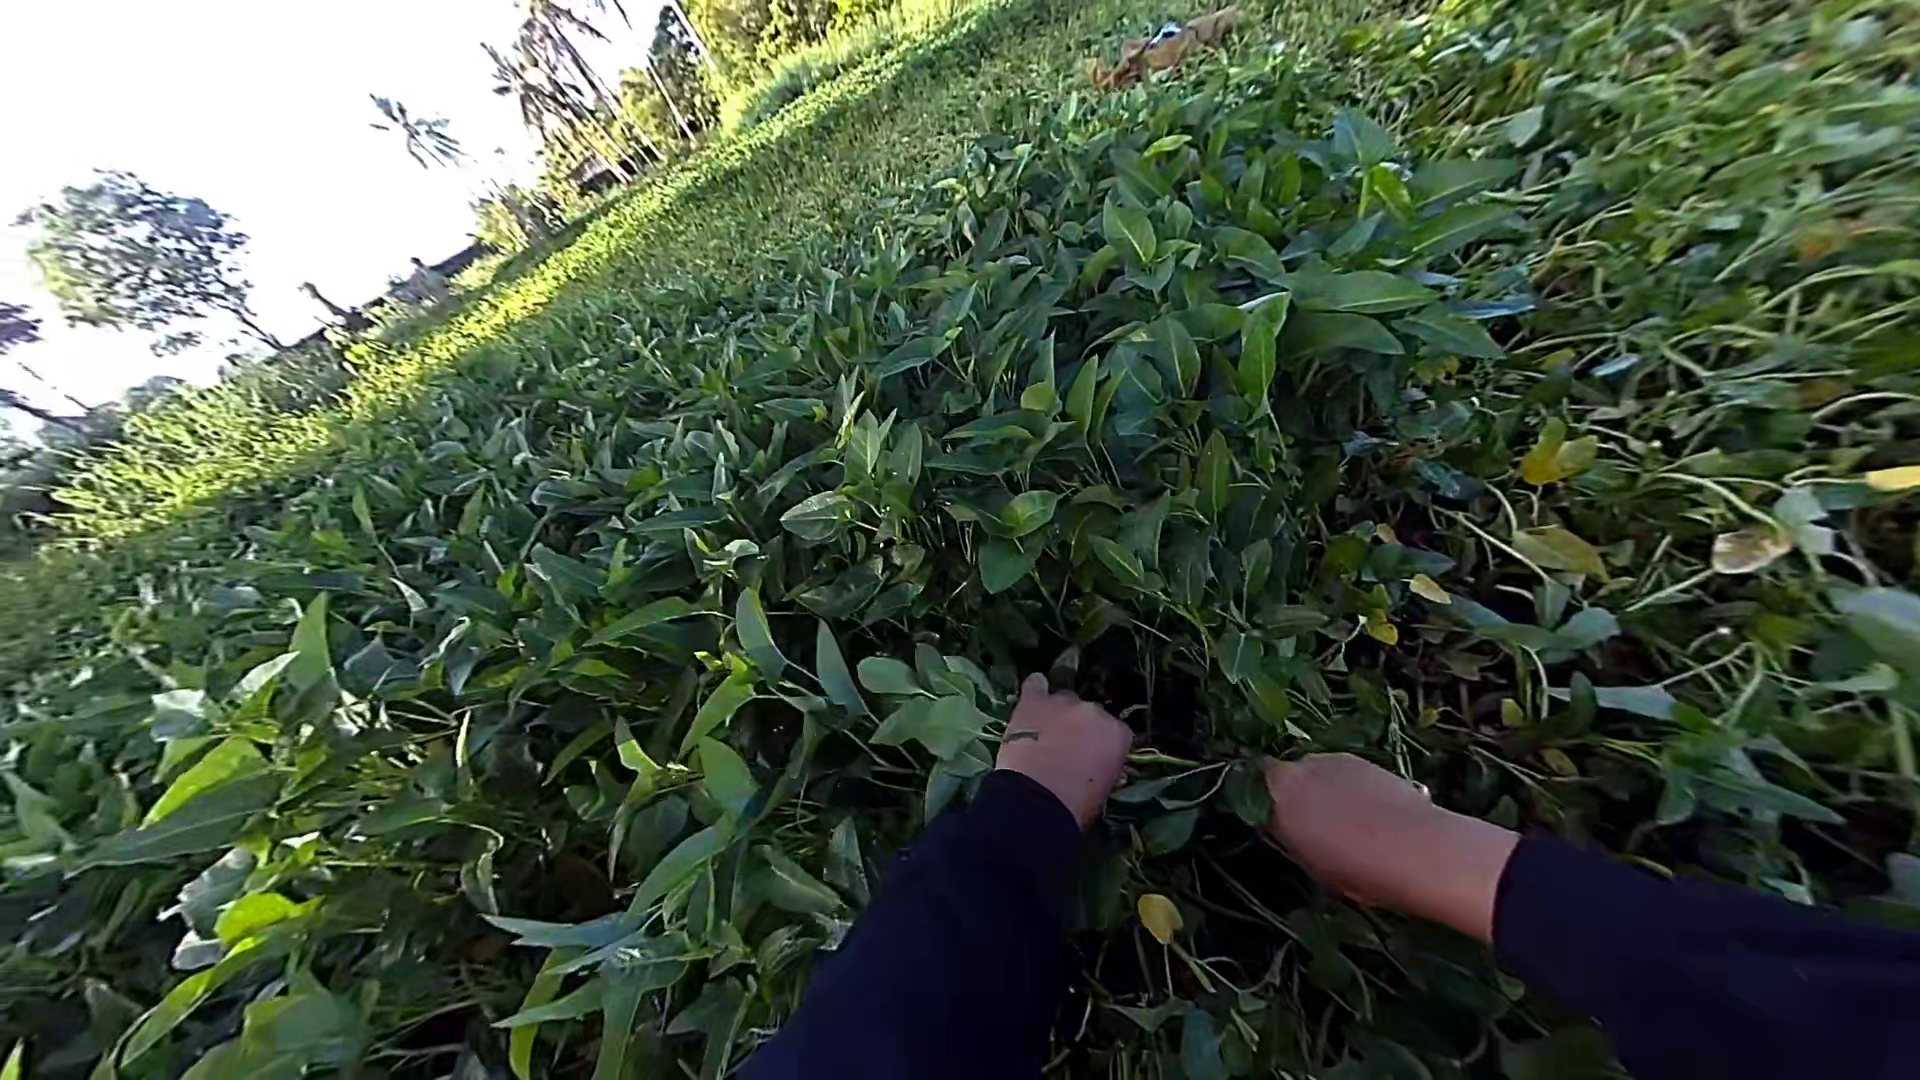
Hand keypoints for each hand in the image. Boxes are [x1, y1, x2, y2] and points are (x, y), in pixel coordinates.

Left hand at [995, 674, 1132, 829]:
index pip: (1116, 731)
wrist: (1036, 799)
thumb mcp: (1104, 787)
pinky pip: (1036, 686)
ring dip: (1058, 713)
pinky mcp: (1034, 701)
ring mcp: (1063, 702)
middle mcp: (1093, 711)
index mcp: (1116, 733)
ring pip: (1064, 700)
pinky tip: (1034, 692)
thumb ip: (1104, 763)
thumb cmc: (1075, 804)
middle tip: (1067, 748)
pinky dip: (1036, 688)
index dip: (1102, 744)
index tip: (1093, 756)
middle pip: (1090, 713)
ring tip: (1045, 732)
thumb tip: (1097, 760)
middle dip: (1081, 728)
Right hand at [1263, 754, 1519, 941]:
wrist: (1421, 850)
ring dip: (1319, 784)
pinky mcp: (1357, 758)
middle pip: (1280, 773)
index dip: (1262, 802)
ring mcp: (1325, 760)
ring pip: (1312, 770)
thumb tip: (1285, 825)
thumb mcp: (1311, 862)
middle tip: (1310, 816)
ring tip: (1346, 814)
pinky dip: (1347, 783)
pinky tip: (1371, 808)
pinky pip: (1340, 769)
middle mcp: (1292, 770)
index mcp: (1274, 799)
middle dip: (1290, 789)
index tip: (1274, 818)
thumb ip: (1289, 834)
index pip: (1249, 789)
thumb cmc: (1361, 869)